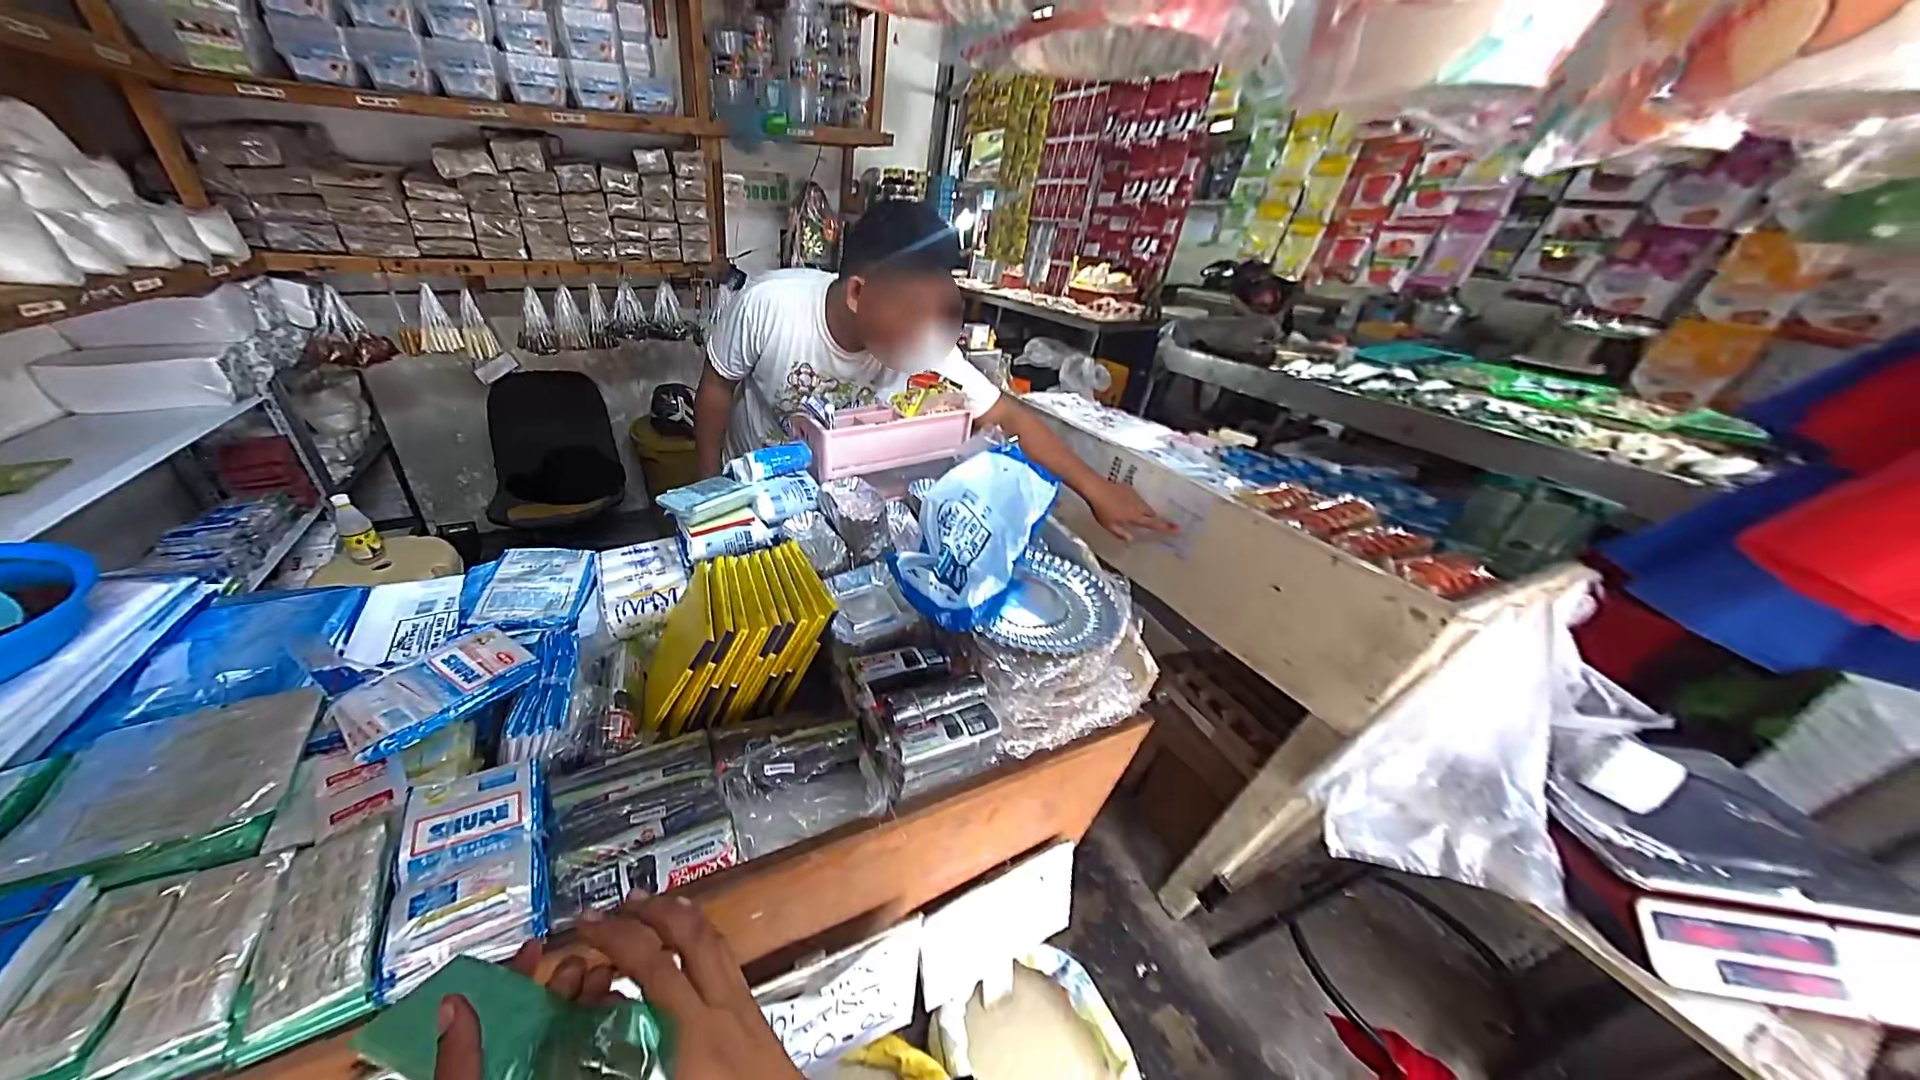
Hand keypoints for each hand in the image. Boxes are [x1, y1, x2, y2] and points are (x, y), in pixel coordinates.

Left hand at [434, 941, 621, 1079]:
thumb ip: (458, 1057)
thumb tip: (450, 1001)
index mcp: (486, 1060)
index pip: (500, 1009)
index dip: (517, 974)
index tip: (535, 944)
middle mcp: (520, 1060)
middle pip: (545, 1010)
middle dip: (566, 976)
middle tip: (582, 958)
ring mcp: (552, 1065)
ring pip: (574, 1024)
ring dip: (592, 994)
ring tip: (606, 974)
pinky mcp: (583, 1070)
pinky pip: (599, 1045)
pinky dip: (611, 1023)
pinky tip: (621, 1005)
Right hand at [578, 896, 802, 1079]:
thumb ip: (631, 1062)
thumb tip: (602, 1028)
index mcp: (695, 1041)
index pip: (654, 968)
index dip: (618, 939)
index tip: (585, 927)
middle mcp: (724, 1011)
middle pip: (691, 939)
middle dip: (653, 913)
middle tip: (620, 903)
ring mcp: (746, 1009)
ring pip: (716, 943)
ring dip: (682, 919)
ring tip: (655, 906)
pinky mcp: (757, 1016)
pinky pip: (728, 962)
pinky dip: (704, 941)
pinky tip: (691, 946)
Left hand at [1086, 478, 1177, 541]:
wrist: (1096, 488)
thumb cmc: (1102, 510)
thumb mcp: (1109, 525)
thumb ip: (1120, 533)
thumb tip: (1130, 539)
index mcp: (1135, 516)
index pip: (1154, 523)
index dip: (1166, 527)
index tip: (1178, 528)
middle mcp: (1138, 505)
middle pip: (1150, 513)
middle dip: (1151, 518)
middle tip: (1147, 523)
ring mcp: (1134, 495)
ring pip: (1143, 504)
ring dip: (1141, 510)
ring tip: (1129, 513)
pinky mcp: (1128, 487)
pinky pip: (1135, 497)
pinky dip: (1132, 502)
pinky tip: (1121, 502)